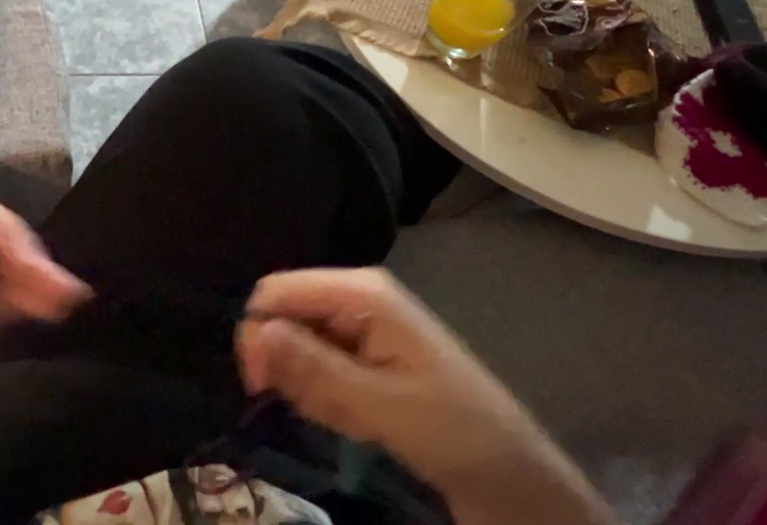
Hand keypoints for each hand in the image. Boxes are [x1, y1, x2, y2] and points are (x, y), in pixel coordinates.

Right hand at [236, 269, 611, 524]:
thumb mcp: (380, 406)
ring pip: (297, 347)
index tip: (261, 387)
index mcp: (361, 292)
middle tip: (329, 411)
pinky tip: (360, 420)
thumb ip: (314, 367)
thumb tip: (255, 331)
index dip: (258, 333)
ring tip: (355, 420)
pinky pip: (318, 365)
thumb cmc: (452, 433)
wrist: (512, 476)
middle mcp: (355, 296)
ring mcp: (361, 324)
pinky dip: (327, 398)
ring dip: (313, 390)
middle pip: (285, 318)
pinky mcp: (364, 352)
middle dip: (293, 369)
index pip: (277, 290)